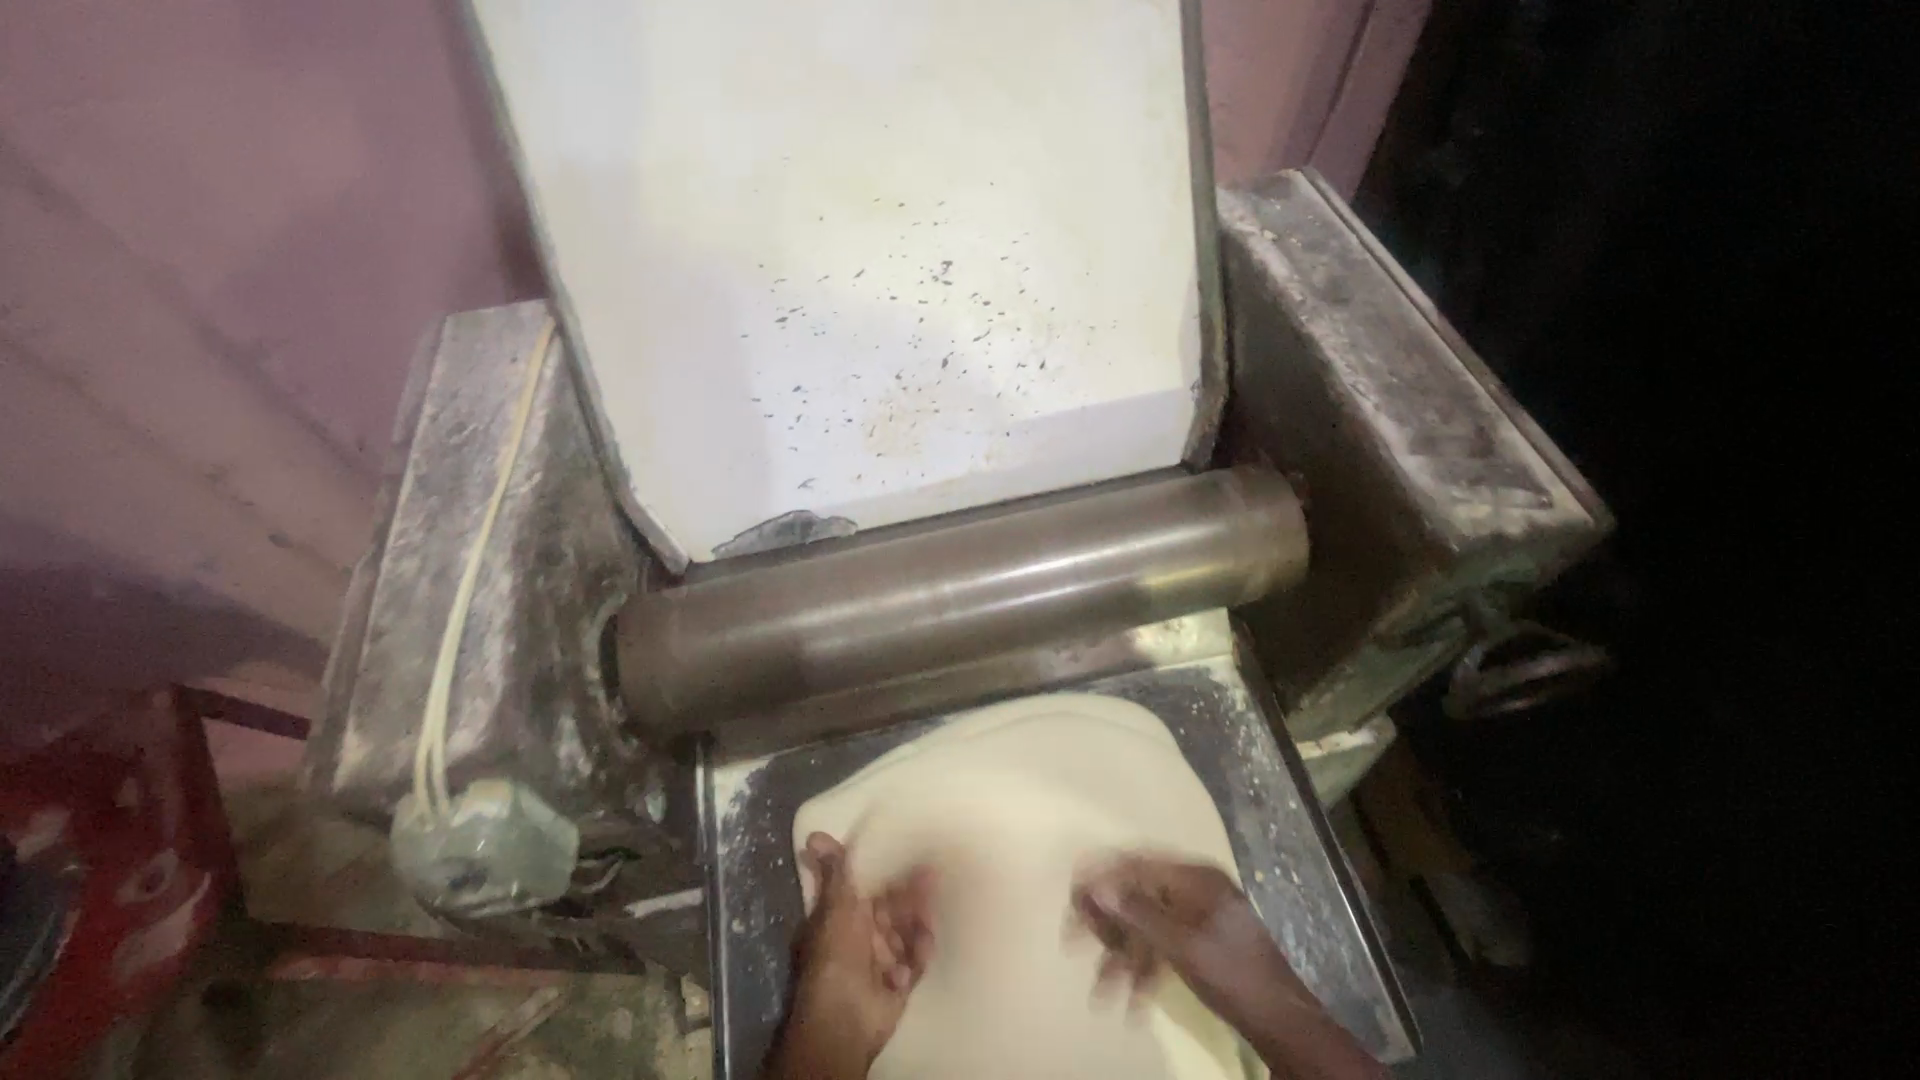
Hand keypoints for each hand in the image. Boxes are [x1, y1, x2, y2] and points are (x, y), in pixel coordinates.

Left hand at [770, 832, 935, 1079]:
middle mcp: (859, 937)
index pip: (865, 887)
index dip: (884, 871)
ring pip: (906, 931)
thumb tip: (813, 834)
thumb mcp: (834, 906)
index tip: (906, 852)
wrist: (844, 1018)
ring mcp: (879, 960)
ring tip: (927, 918)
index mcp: (840, 917)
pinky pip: (914, 960)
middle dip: (909, 894)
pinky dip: (918, 954)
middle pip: (890, 908)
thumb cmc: (834, 956)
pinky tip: (917, 953)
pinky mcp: (898, 981)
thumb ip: (833, 871)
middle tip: (931, 874)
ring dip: (917, 923)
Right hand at [1072, 854, 1309, 1026]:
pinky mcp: (1199, 940)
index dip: (1100, 876)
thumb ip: (1138, 913)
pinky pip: (1161, 943)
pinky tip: (1133, 1000)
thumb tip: (1097, 885)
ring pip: (1145, 925)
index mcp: (1194, 877)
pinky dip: (1144, 967)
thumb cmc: (1234, 976)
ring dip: (1122, 957)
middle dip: (1107, 924)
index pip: (1136, 862)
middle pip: (1137, 894)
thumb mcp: (1182, 945)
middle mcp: (1194, 887)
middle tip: (1074, 943)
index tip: (1072, 897)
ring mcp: (1198, 914)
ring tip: (1103, 992)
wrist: (1283, 1023)